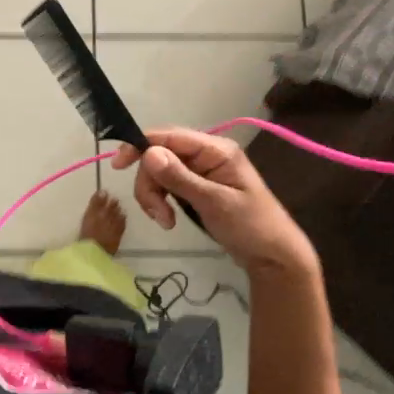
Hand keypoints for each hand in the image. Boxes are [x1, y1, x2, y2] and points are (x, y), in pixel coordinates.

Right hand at [112, 128, 318, 275]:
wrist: (274, 257)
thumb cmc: (251, 227)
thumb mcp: (215, 203)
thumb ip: (180, 177)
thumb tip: (148, 153)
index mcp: (215, 149)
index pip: (168, 136)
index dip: (140, 146)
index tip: (119, 166)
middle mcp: (206, 154)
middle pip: (159, 156)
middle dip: (150, 183)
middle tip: (156, 214)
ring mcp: (201, 171)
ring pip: (159, 172)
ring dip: (154, 196)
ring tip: (165, 222)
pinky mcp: (196, 187)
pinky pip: (167, 185)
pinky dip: (161, 201)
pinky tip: (169, 219)